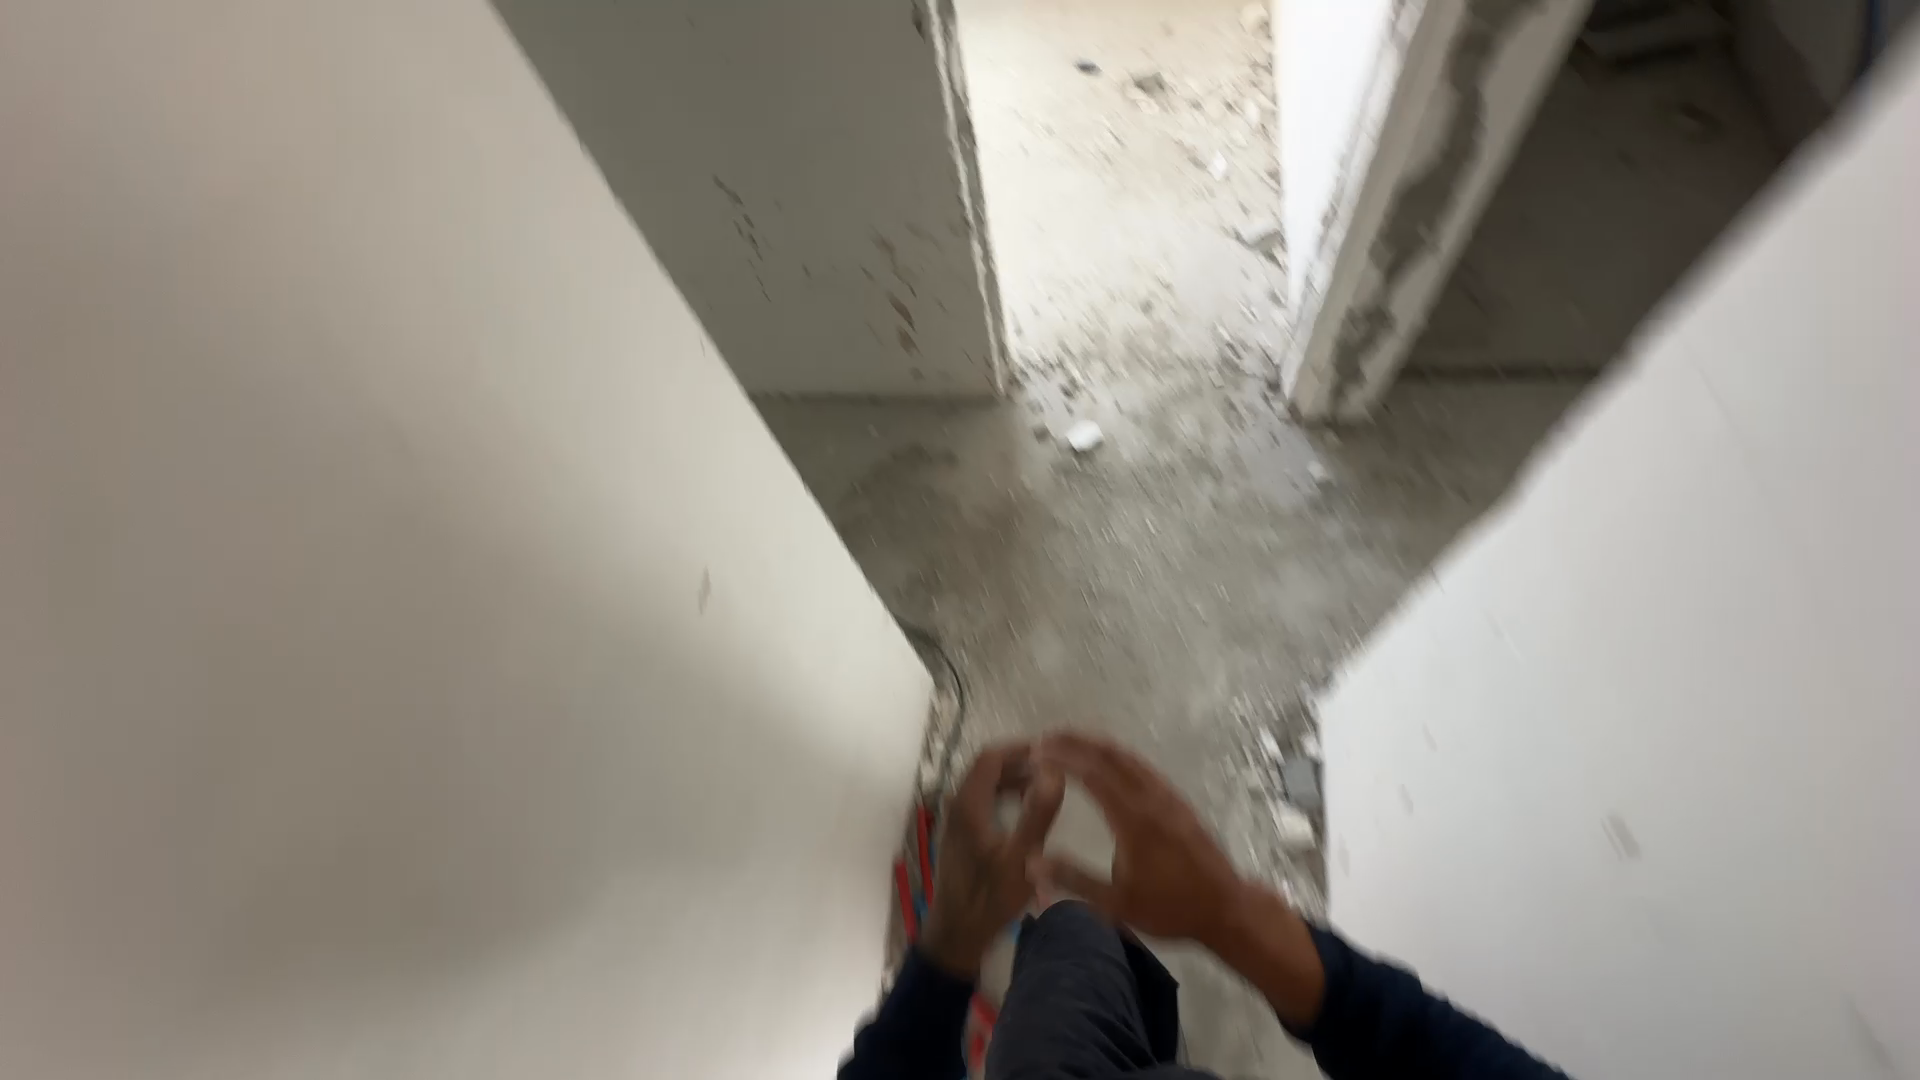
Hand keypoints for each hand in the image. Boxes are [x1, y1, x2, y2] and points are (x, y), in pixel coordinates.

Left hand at [919, 741, 1064, 978]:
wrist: (956, 934)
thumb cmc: (990, 897)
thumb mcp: (1022, 857)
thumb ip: (1038, 814)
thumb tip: (1055, 773)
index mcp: (969, 804)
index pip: (990, 757)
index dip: (1018, 748)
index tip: (1048, 750)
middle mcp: (958, 805)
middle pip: (986, 768)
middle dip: (1018, 762)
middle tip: (1051, 766)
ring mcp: (956, 820)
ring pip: (984, 785)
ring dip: (1011, 779)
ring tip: (1043, 785)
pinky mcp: (960, 835)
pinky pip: (982, 801)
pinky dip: (1003, 795)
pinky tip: (1024, 809)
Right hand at [1027, 731, 1248, 946]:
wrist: (1226, 908)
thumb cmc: (1169, 908)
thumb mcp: (1116, 903)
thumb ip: (1074, 878)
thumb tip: (1031, 861)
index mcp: (1132, 818)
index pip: (1091, 774)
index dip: (1062, 758)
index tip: (1037, 751)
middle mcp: (1149, 797)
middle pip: (1108, 755)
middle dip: (1075, 741)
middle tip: (1046, 738)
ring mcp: (1166, 795)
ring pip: (1126, 756)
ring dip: (1095, 744)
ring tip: (1069, 741)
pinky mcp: (1176, 799)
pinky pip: (1141, 765)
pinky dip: (1115, 755)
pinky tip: (1107, 760)